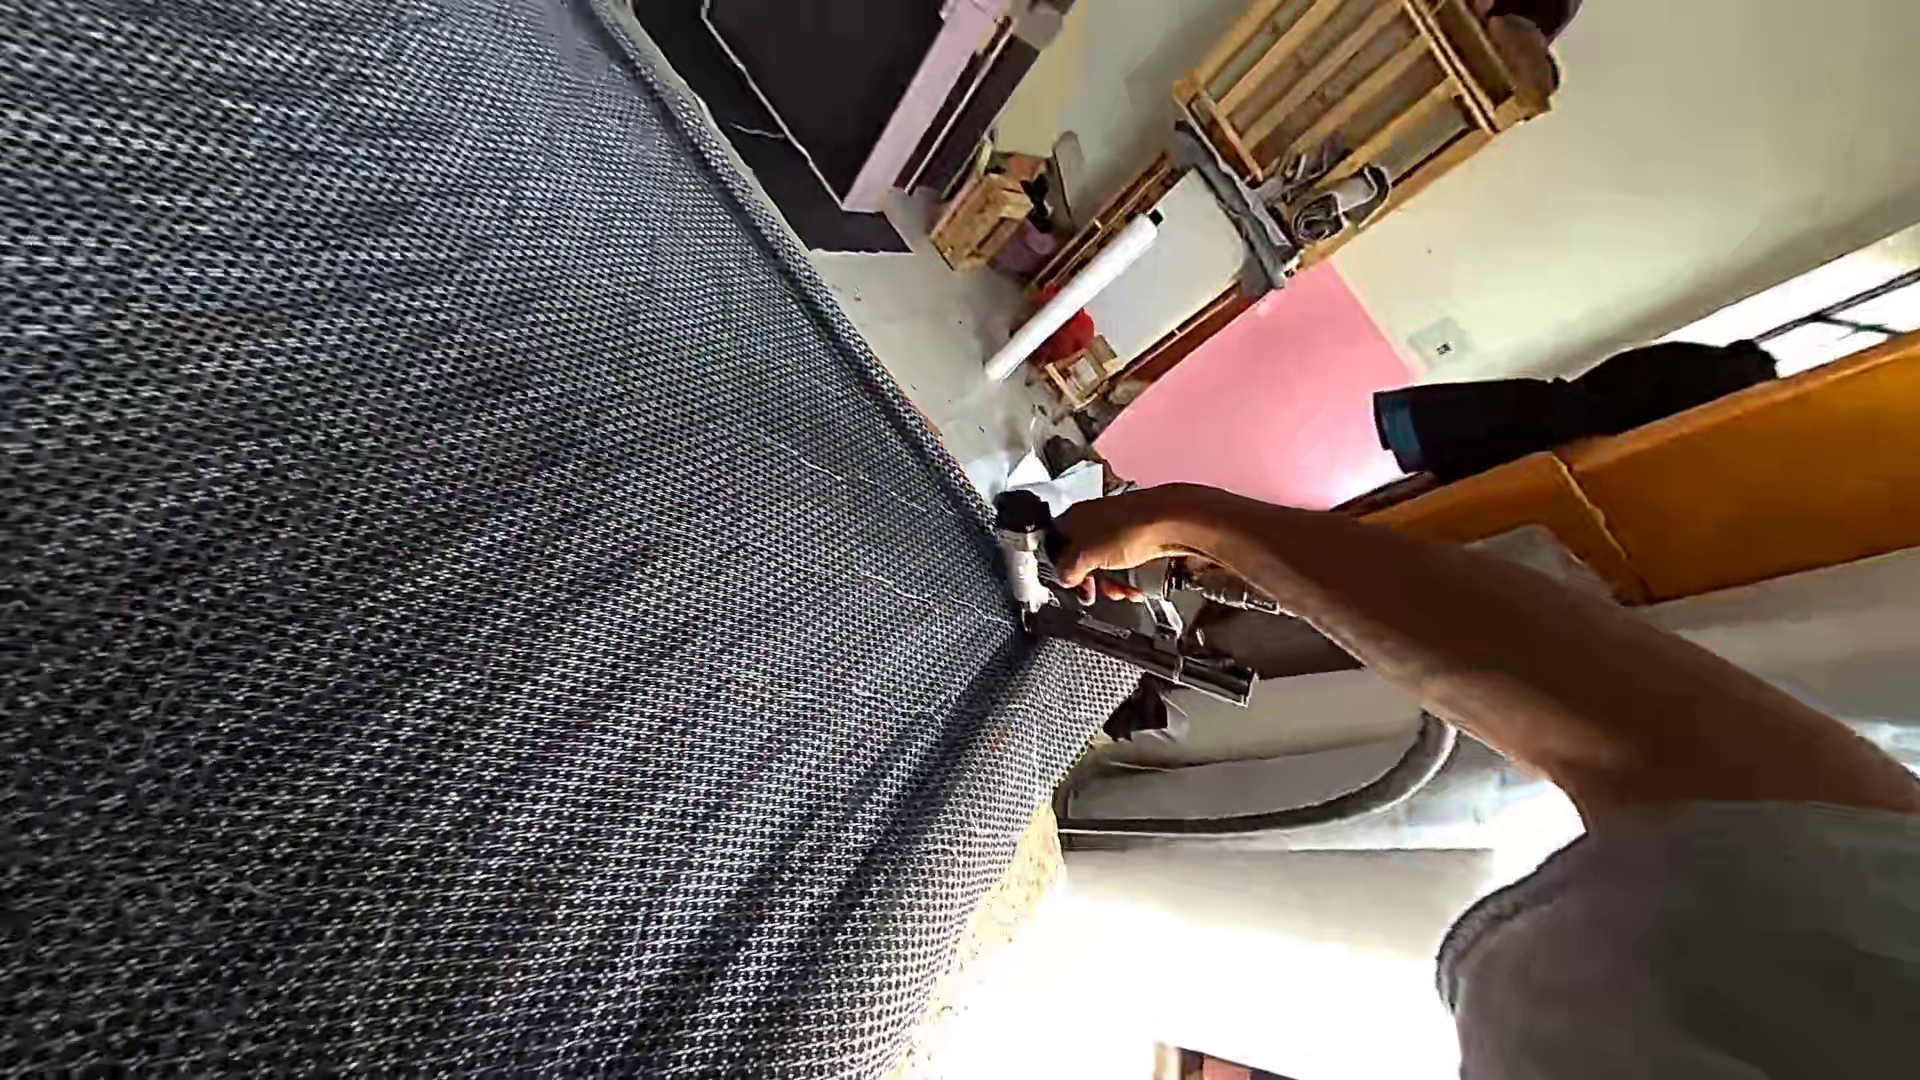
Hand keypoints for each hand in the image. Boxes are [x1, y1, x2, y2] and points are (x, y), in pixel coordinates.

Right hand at [1052, 485, 1230, 602]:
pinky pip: (1124, 561)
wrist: (1172, 522)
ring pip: (1104, 562)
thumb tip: (1064, 577)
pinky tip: (1134, 587)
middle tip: (1093, 592)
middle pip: (1081, 556)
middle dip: (1089, 580)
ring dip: (1110, 582)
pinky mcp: (1137, 536)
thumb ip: (1068, 570)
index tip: (1068, 583)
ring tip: (1120, 591)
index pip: (1053, 544)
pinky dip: (1127, 576)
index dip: (1059, 566)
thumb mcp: (1085, 557)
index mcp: (1073, 518)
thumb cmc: (1129, 530)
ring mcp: (1116, 527)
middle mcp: (1092, 519)